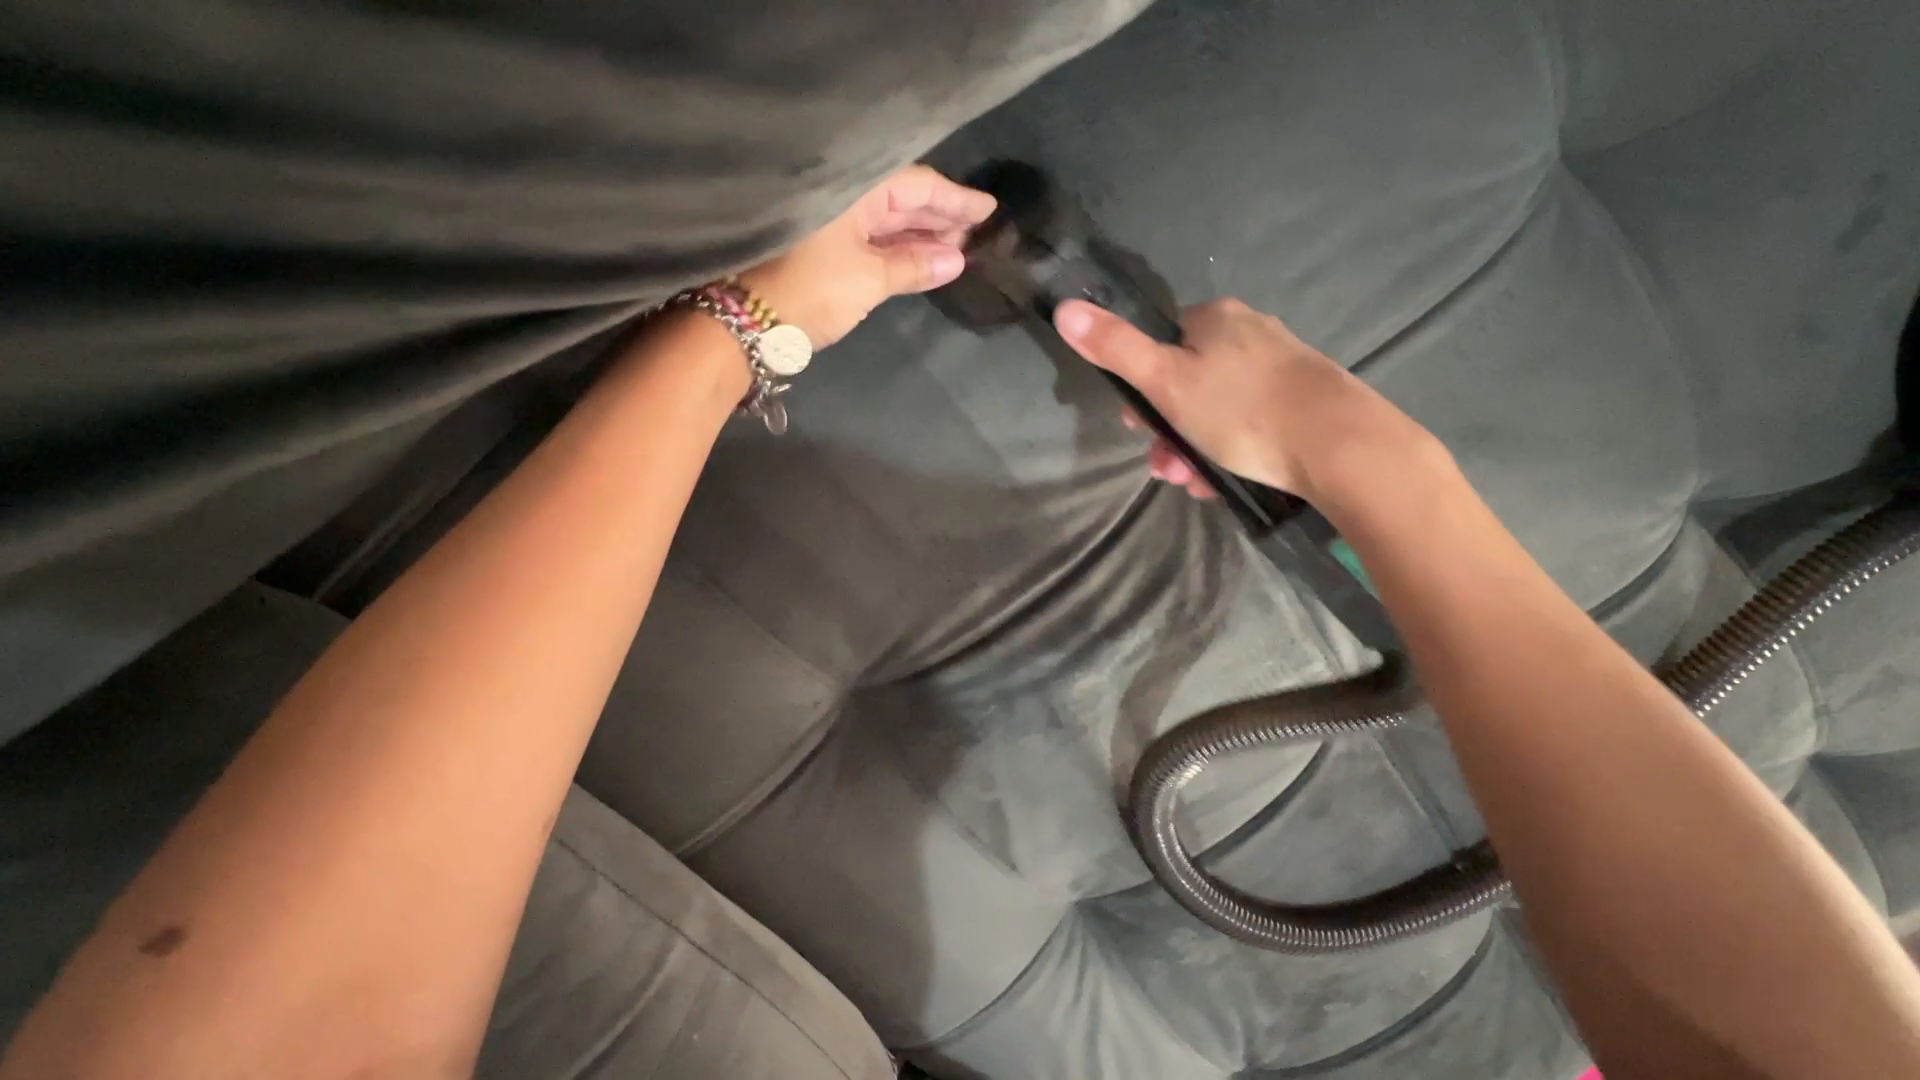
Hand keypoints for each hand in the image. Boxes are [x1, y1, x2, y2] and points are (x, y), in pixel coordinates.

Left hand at [737, 165, 995, 348]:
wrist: (743, 325)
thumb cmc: (810, 292)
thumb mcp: (868, 280)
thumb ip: (914, 266)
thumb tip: (957, 260)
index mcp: (851, 188)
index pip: (916, 184)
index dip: (954, 198)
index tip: (989, 209)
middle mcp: (840, 196)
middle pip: (901, 198)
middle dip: (940, 216)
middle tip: (977, 232)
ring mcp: (829, 222)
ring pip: (885, 220)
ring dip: (921, 234)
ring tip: (958, 247)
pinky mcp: (820, 248)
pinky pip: (869, 239)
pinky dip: (896, 249)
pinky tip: (923, 260)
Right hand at [1053, 297, 1405, 503]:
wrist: (1338, 446)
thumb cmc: (1242, 410)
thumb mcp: (1166, 383)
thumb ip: (1116, 348)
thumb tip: (1064, 307)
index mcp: (1215, 319)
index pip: (1161, 344)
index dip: (1141, 389)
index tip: (1134, 428)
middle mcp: (1250, 332)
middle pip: (1188, 382)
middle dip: (1168, 431)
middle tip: (1165, 468)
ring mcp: (1282, 367)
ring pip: (1218, 408)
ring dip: (1194, 448)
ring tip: (1192, 484)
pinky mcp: (1303, 400)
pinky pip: (1251, 424)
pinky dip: (1230, 451)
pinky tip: (1223, 482)